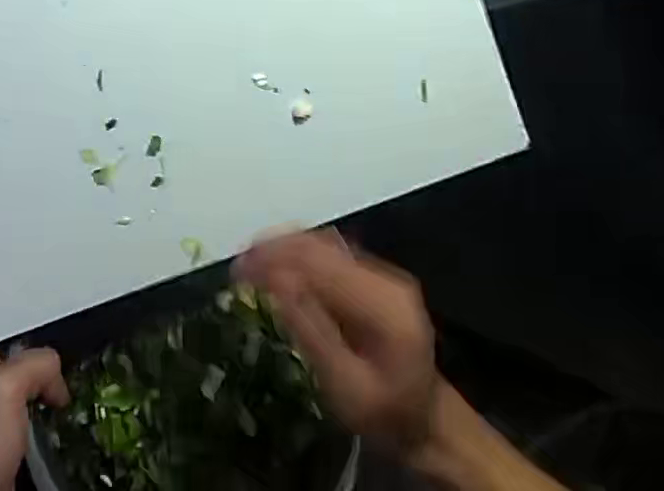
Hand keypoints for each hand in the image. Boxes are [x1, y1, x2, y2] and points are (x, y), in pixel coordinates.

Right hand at [234, 230, 443, 460]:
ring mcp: (383, 273)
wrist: (424, 419)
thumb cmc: (383, 413)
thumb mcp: (345, 385)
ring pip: (327, 244)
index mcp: (384, 305)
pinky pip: (332, 254)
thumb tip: (276, 282)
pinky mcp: (374, 276)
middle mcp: (387, 278)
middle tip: (239, 262)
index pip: (323, 265)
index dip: (278, 259)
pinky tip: (277, 260)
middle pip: (324, 247)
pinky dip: (300, 253)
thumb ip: (312, 330)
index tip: (241, 267)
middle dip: (277, 248)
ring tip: (250, 257)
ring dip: (286, 246)